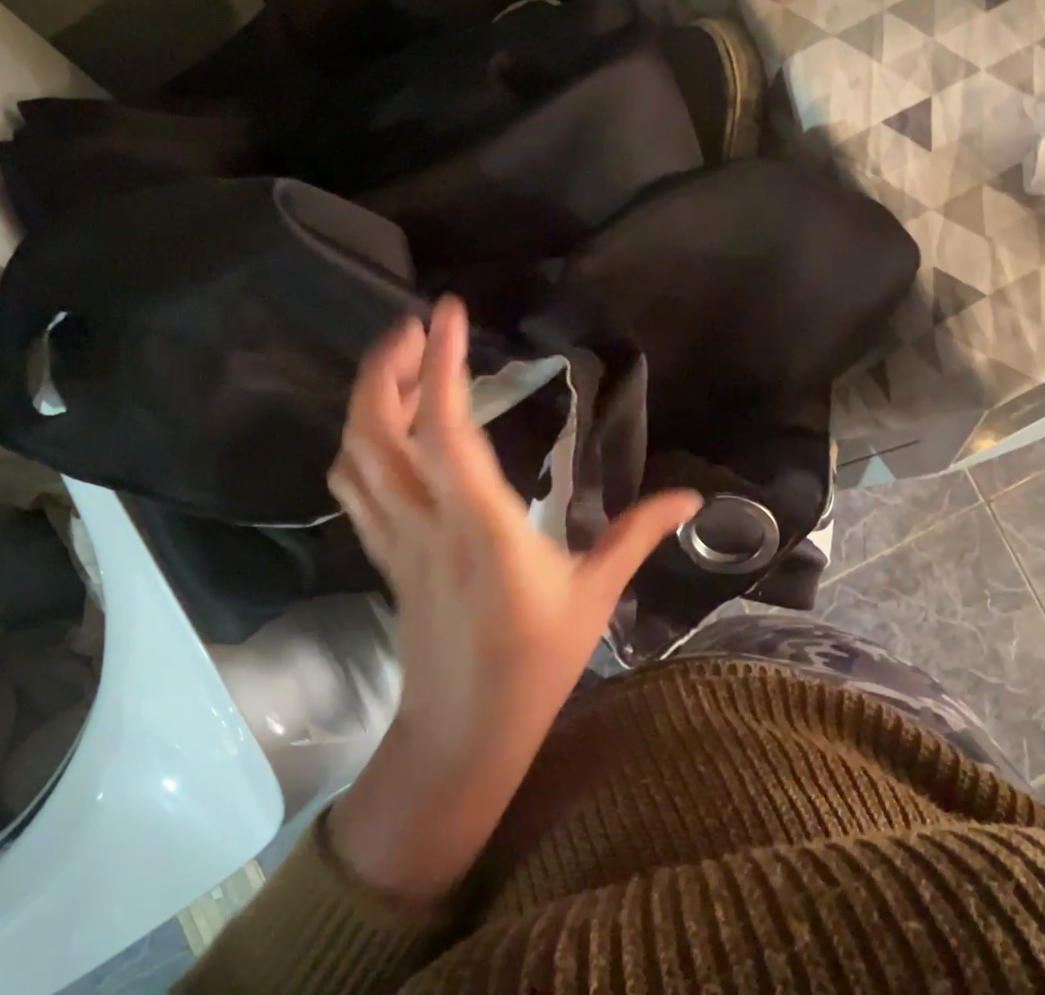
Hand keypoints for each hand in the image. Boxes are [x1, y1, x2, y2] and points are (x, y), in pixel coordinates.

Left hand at [324, 296, 700, 904]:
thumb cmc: (535, 665)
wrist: (464, 731)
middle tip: (415, 328)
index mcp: (484, 527)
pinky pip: (355, 490)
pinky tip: (385, 433)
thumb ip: (636, 536)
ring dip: (367, 402)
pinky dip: (360, 445)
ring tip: (400, 368)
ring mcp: (397, 542)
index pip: (446, 431)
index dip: (439, 365)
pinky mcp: (386, 558)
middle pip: (376, 432)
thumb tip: (689, 497)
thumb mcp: (595, 596)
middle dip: (385, 368)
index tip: (447, 314)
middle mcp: (428, 525)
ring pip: (355, 458)